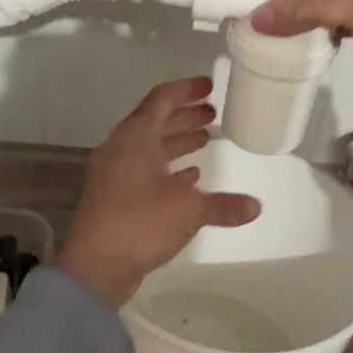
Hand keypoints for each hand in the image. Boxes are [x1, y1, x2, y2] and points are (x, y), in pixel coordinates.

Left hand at [58, 78, 260, 306]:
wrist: (96, 265)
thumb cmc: (140, 222)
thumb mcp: (189, 210)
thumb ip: (223, 205)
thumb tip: (255, 206)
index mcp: (135, 137)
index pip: (161, 99)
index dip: (186, 89)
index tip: (210, 87)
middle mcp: (121, 149)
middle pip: (155, 121)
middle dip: (185, 116)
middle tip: (214, 114)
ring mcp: (115, 174)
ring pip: (150, 147)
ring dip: (178, 141)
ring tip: (208, 140)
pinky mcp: (115, 197)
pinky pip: (145, 171)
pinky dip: (168, 169)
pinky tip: (190, 178)